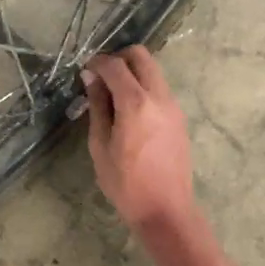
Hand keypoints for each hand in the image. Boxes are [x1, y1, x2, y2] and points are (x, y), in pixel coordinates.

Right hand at [84, 47, 195, 230]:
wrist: (166, 209)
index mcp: (136, 103)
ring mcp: (173, 106)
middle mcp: (159, 96)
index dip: (97, 62)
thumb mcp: (100, 145)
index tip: (85, 70)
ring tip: (113, 95)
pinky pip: (160, 89)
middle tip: (101, 76)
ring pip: (154, 71)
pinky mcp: (179, 117)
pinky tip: (130, 111)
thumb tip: (91, 78)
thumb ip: (97, 107)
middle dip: (119, 58)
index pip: (115, 65)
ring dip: (133, 73)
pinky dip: (144, 87)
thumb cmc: (125, 183)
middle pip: (141, 56)